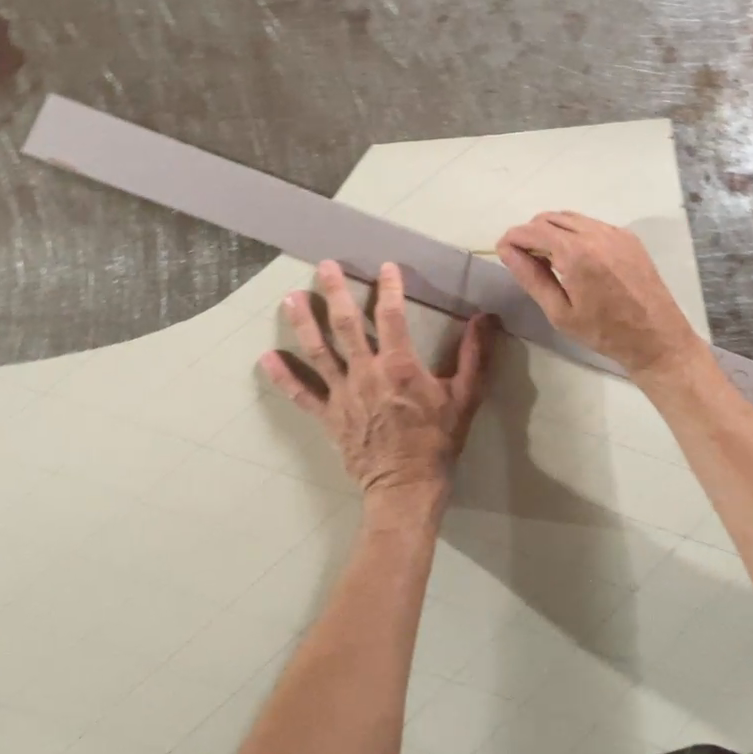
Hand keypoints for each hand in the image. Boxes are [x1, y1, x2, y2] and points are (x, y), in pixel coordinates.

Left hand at [260, 260, 496, 502]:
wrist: (407, 487)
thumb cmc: (438, 441)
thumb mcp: (466, 396)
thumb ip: (475, 355)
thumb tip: (485, 317)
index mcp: (400, 366)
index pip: (392, 315)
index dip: (389, 287)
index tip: (385, 267)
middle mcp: (367, 373)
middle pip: (347, 324)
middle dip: (335, 292)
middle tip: (325, 266)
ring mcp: (343, 394)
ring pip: (319, 351)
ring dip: (304, 322)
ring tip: (290, 297)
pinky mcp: (328, 416)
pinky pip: (302, 394)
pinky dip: (283, 376)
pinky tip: (267, 357)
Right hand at [495, 211, 703, 375]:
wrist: (656, 337)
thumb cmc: (604, 332)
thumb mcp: (560, 312)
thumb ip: (531, 277)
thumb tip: (507, 251)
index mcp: (576, 253)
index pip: (532, 230)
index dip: (512, 238)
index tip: (502, 251)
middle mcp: (595, 233)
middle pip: (550, 218)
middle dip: (531, 233)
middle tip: (524, 258)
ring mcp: (615, 233)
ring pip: (571, 217)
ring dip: (552, 230)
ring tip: (547, 258)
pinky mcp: (628, 237)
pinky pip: (592, 224)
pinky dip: (575, 233)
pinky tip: (575, 258)